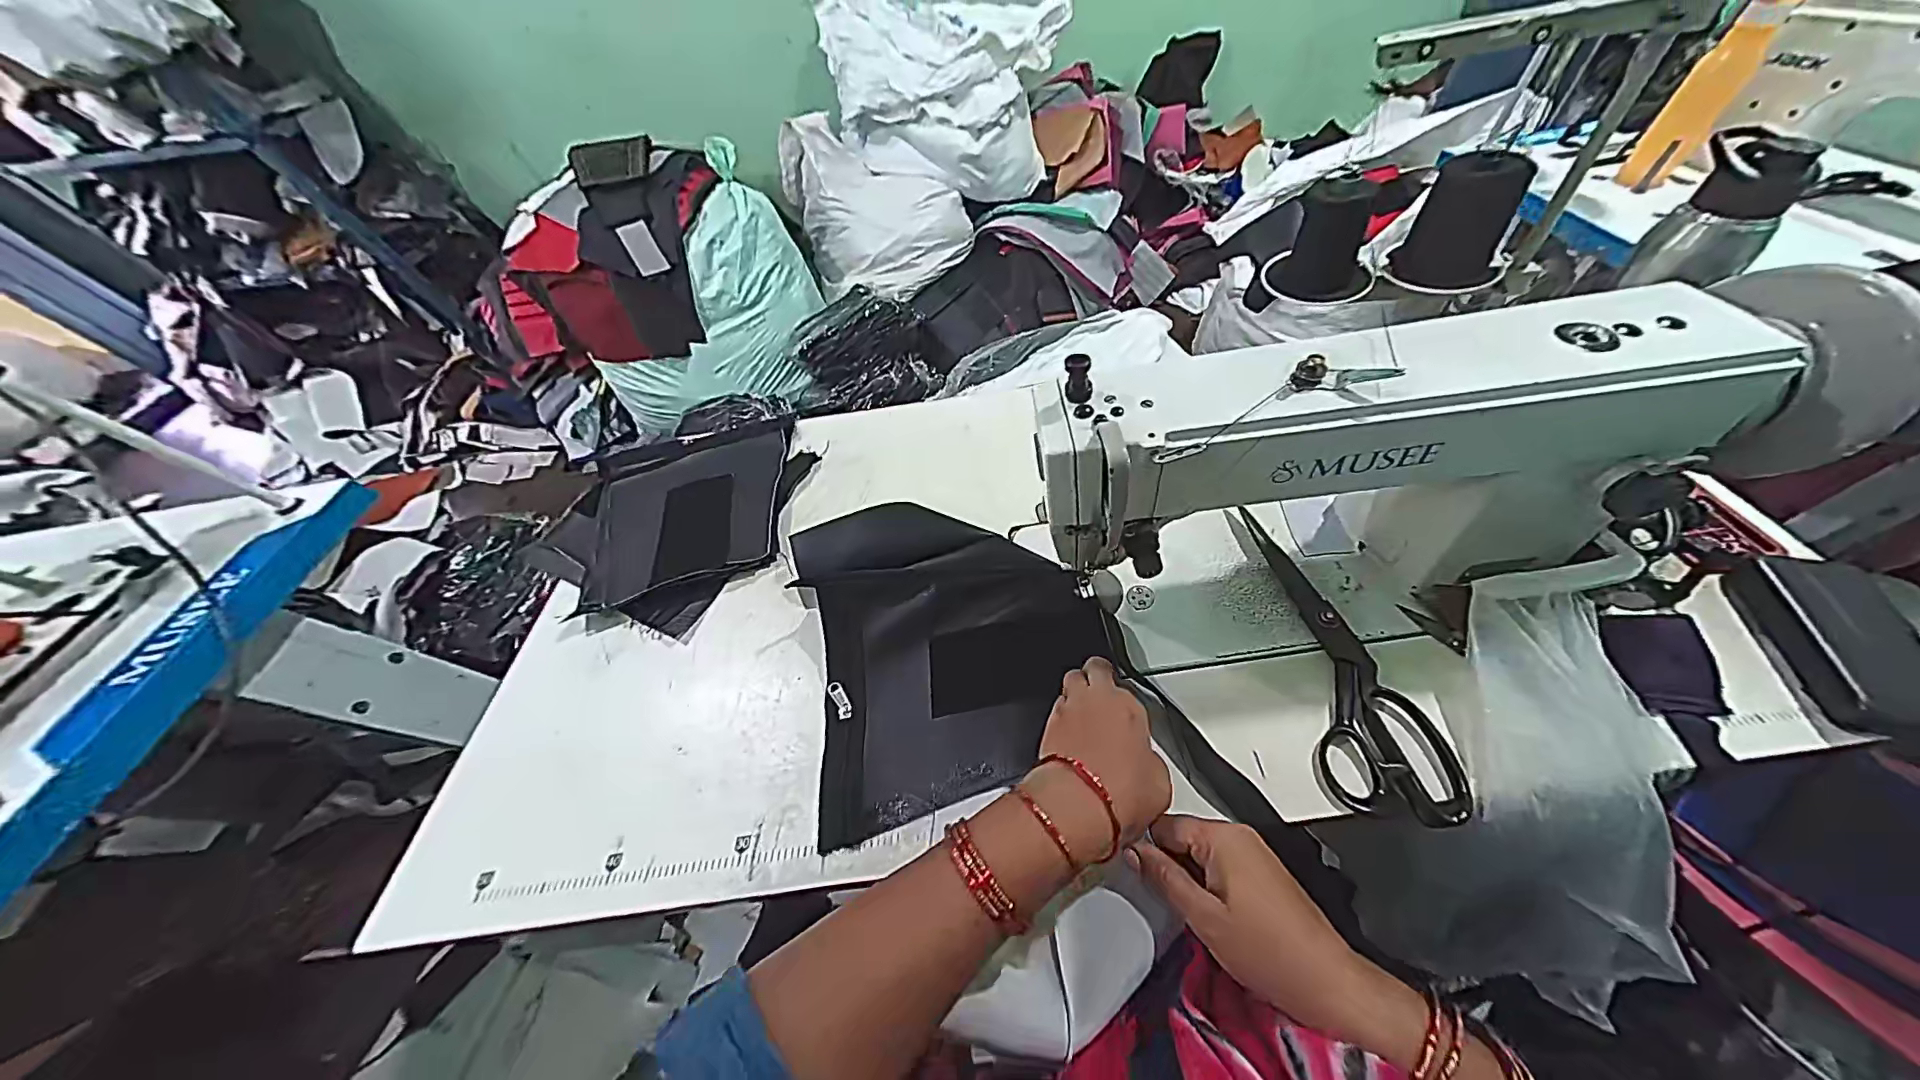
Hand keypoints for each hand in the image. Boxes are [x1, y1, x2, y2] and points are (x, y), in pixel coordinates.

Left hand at [1027, 658, 1170, 855]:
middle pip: (1094, 667)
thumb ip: (1151, 761)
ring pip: (1070, 681)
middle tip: (1102, 691)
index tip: (1127, 713)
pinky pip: (1054, 709)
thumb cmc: (1119, 791)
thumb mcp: (1158, 782)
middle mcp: (1096, 699)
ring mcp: (1067, 709)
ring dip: (1075, 692)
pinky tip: (1067, 734)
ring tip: (1082, 710)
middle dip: (1097, 675)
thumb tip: (1146, 769)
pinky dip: (1060, 717)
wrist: (1078, 804)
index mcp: (1129, 705)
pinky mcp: (1045, 726)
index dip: (1125, 698)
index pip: (1127, 685)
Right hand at [1129, 815, 1423, 1054]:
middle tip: (1163, 898)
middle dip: (1167, 862)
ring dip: (1188, 875)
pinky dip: (1208, 883)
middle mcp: (1240, 834)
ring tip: (1189, 910)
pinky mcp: (1263, 870)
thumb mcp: (1203, 917)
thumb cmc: (1272, 953)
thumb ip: (1163, 878)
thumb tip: (1135, 853)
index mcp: (1223, 836)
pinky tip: (1210, 913)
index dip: (1143, 848)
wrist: (1330, 983)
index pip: (1163, 824)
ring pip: (1200, 851)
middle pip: (1182, 835)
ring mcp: (1254, 851)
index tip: (1133, 872)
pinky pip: (1220, 863)